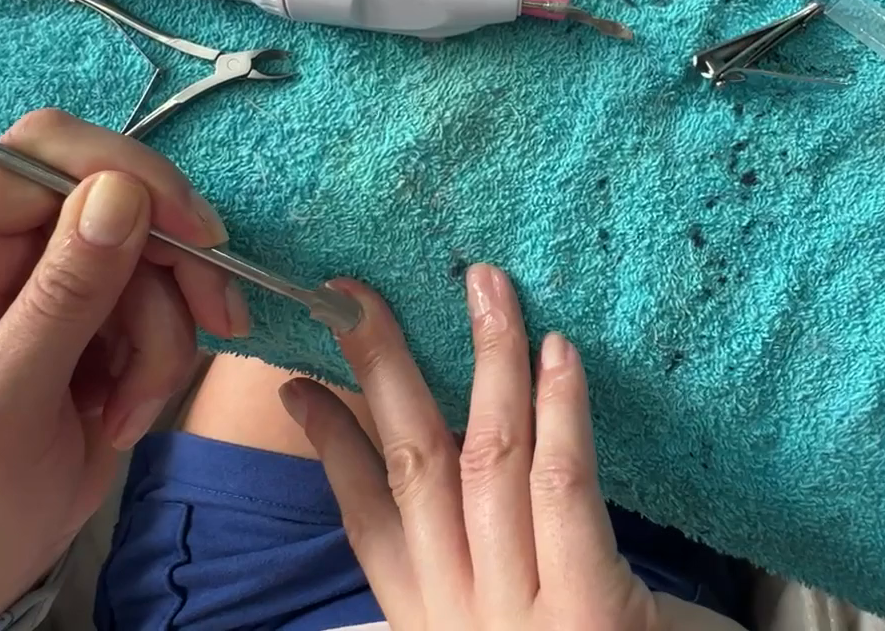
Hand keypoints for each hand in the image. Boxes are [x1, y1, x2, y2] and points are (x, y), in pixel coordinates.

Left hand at [0, 109, 248, 629]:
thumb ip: (60, 301)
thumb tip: (121, 192)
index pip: (38, 154)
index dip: (124, 171)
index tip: (195, 234)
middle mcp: (7, 250)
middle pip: (124, 198)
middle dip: (177, 267)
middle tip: (217, 322)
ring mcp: (61, 277)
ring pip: (161, 254)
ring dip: (170, 332)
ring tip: (130, 407)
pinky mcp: (106, 307)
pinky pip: (172, 297)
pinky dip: (171, 351)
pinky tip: (130, 406)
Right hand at [278, 266, 663, 629]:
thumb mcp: (500, 622)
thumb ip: (471, 562)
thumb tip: (447, 465)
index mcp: (430, 615)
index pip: (363, 515)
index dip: (327, 442)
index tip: (298, 382)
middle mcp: (457, 611)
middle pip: (409, 464)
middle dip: (381, 369)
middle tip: (359, 296)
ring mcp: (516, 614)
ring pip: (485, 455)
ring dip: (486, 359)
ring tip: (486, 286)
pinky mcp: (586, 614)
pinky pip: (561, 488)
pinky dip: (558, 412)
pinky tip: (558, 351)